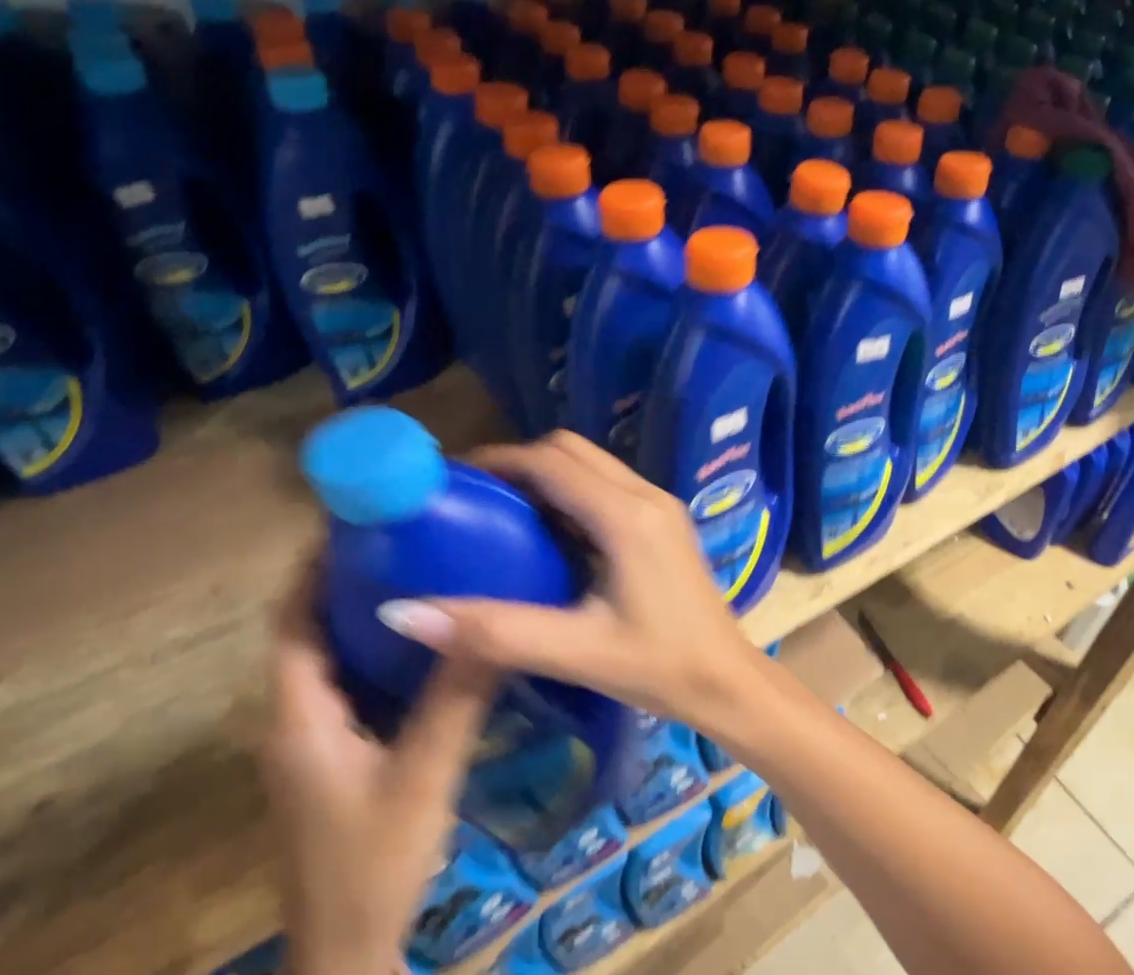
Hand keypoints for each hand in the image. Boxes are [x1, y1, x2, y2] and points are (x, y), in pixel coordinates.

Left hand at [260, 556, 500, 974]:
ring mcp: (315, 745)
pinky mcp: (338, 762)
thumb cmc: (375, 861)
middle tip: (410, 540)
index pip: (292, 623)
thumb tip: (488, 621)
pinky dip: (383, 658)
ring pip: (334, 664)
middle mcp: (296, 722)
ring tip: (427, 576)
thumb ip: (455, 699)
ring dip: (367, 619)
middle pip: (311, 635)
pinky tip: (431, 650)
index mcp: (299, 717)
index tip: (358, 521)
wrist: (347, 947)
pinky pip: (355, 691)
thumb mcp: (423, 777)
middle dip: (349, 583)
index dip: (314, 569)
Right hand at [390, 431, 770, 731]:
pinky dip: (570, 496)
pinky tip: (546, 539)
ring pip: (592, 466)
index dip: (497, 462)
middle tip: (473, 502)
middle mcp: (647, 496)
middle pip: (571, 451)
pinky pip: (608, 488)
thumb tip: (404, 612)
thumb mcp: (576, 652)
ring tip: (499, 517)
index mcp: (627, 516)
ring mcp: (661, 507)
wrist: (729, 683)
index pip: (550, 461)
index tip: (451, 483)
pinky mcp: (665, 524)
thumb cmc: (660, 668)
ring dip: (545, 478)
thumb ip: (494, 631)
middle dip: (519, 465)